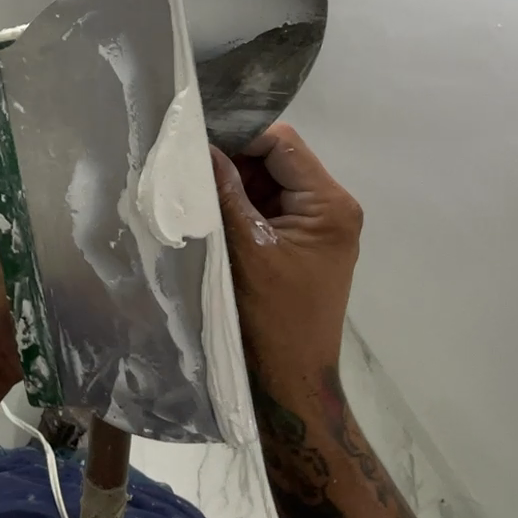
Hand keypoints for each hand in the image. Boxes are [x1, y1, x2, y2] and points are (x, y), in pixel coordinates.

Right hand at [212, 124, 364, 382]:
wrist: (291, 380)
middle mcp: (331, 206)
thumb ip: (224, 191)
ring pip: (267, 181)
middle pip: (275, 159)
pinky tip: (208, 212)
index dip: (238, 136)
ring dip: (232, 184)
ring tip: (191, 188)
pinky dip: (239, 205)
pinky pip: (267, 206)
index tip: (195, 143)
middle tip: (186, 166)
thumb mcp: (243, 249)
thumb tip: (198, 145)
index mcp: (329, 204)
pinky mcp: (301, 241)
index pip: (281, 143)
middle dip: (232, 160)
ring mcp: (317, 225)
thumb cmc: (272, 317)